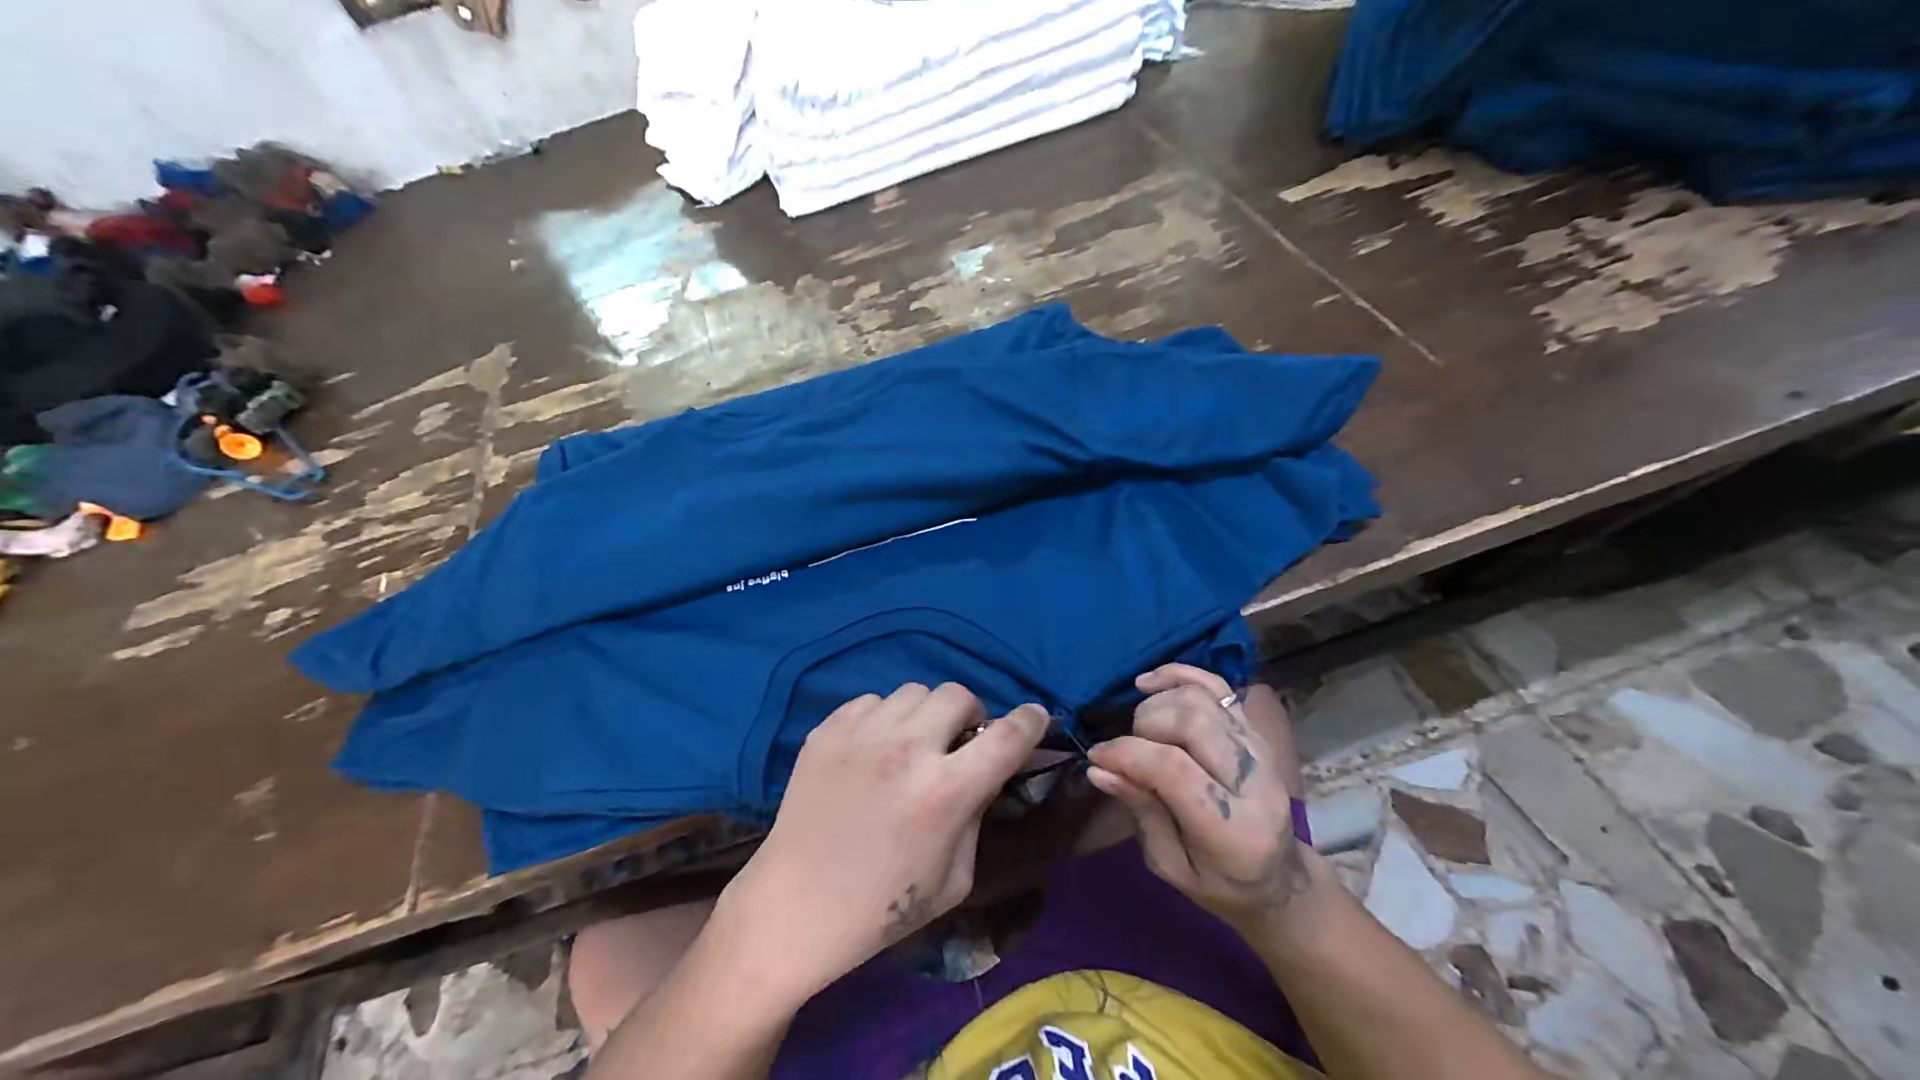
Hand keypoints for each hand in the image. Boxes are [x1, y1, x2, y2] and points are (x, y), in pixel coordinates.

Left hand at [715, 683, 1048, 1003]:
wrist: (795, 907)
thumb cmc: (883, 908)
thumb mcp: (955, 877)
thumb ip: (977, 813)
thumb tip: (986, 771)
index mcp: (945, 792)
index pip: (1008, 735)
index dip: (1031, 720)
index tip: (1035, 717)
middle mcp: (907, 749)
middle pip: (958, 694)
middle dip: (971, 716)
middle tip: (959, 743)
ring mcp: (862, 735)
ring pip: (914, 692)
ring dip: (926, 715)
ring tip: (912, 746)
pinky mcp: (826, 731)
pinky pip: (871, 701)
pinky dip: (884, 719)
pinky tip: (874, 751)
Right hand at [1086, 664, 1318, 932]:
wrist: (1280, 880)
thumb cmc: (1220, 885)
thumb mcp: (1170, 866)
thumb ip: (1141, 812)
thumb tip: (1100, 768)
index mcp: (1234, 831)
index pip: (1174, 769)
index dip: (1127, 754)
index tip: (1097, 756)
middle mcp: (1256, 782)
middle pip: (1192, 722)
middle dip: (1144, 725)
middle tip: (1126, 749)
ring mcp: (1261, 750)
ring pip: (1202, 698)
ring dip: (1158, 703)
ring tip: (1141, 729)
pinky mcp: (1256, 731)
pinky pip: (1218, 686)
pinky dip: (1180, 675)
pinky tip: (1149, 683)